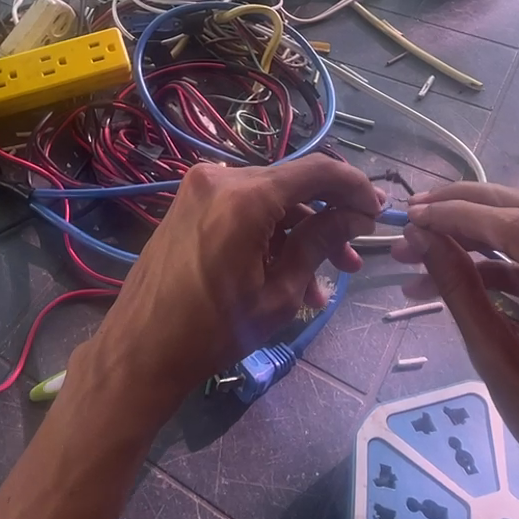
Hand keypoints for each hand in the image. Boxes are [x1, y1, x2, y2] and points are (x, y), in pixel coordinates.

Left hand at [81, 157, 379, 408]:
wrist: (142, 347)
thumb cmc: (213, 330)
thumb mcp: (278, 293)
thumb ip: (318, 244)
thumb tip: (354, 216)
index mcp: (244, 197)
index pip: (317, 171)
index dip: (354, 187)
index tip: (376, 212)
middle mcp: (220, 177)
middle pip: (292, 186)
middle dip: (326, 220)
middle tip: (351, 261)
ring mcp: (199, 187)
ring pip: (268, 199)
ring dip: (297, 235)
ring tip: (317, 288)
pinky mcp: (188, 202)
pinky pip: (241, 208)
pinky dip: (266, 234)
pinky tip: (283, 276)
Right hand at [394, 183, 518, 518]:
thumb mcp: (498, 358)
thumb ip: (458, 287)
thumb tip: (419, 235)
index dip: (459, 215)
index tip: (411, 215)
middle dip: (466, 208)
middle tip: (414, 213)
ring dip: (480, 229)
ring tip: (426, 242)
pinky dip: (504, 257)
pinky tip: (459, 266)